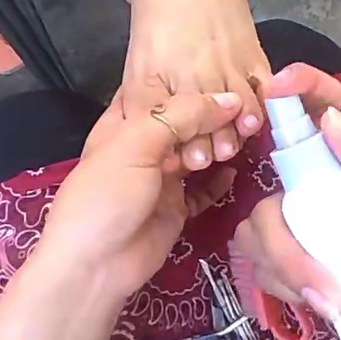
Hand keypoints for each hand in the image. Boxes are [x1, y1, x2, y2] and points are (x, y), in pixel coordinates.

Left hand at [34, 88, 243, 300]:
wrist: (96, 264)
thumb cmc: (106, 195)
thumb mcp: (136, 143)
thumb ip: (181, 116)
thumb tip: (229, 100)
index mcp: (123, 124)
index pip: (159, 91)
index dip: (188, 82)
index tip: (225, 74)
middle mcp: (143, 147)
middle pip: (183, 123)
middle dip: (211, 117)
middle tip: (244, 113)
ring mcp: (161, 179)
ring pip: (197, 153)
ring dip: (219, 146)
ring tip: (245, 138)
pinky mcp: (176, 208)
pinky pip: (203, 190)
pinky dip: (220, 181)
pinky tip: (235, 171)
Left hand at [121, 0, 270, 171]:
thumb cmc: (154, 13)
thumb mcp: (137, 63)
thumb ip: (146, 102)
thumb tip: (160, 139)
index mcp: (152, 81)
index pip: (162, 128)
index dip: (174, 149)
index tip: (181, 162)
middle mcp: (188, 76)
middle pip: (202, 125)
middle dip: (207, 146)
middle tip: (211, 157)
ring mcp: (223, 63)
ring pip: (235, 112)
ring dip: (236, 132)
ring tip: (235, 142)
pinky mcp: (251, 50)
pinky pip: (262, 89)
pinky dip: (263, 108)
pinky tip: (260, 118)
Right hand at [230, 64, 340, 337]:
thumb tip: (332, 122)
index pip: (322, 109)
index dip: (297, 88)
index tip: (275, 86)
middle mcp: (318, 189)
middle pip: (270, 194)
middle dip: (284, 244)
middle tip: (326, 288)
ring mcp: (300, 226)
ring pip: (256, 232)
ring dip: (285, 271)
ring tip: (331, 304)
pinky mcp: (288, 263)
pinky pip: (259, 265)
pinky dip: (281, 286)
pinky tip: (315, 305)